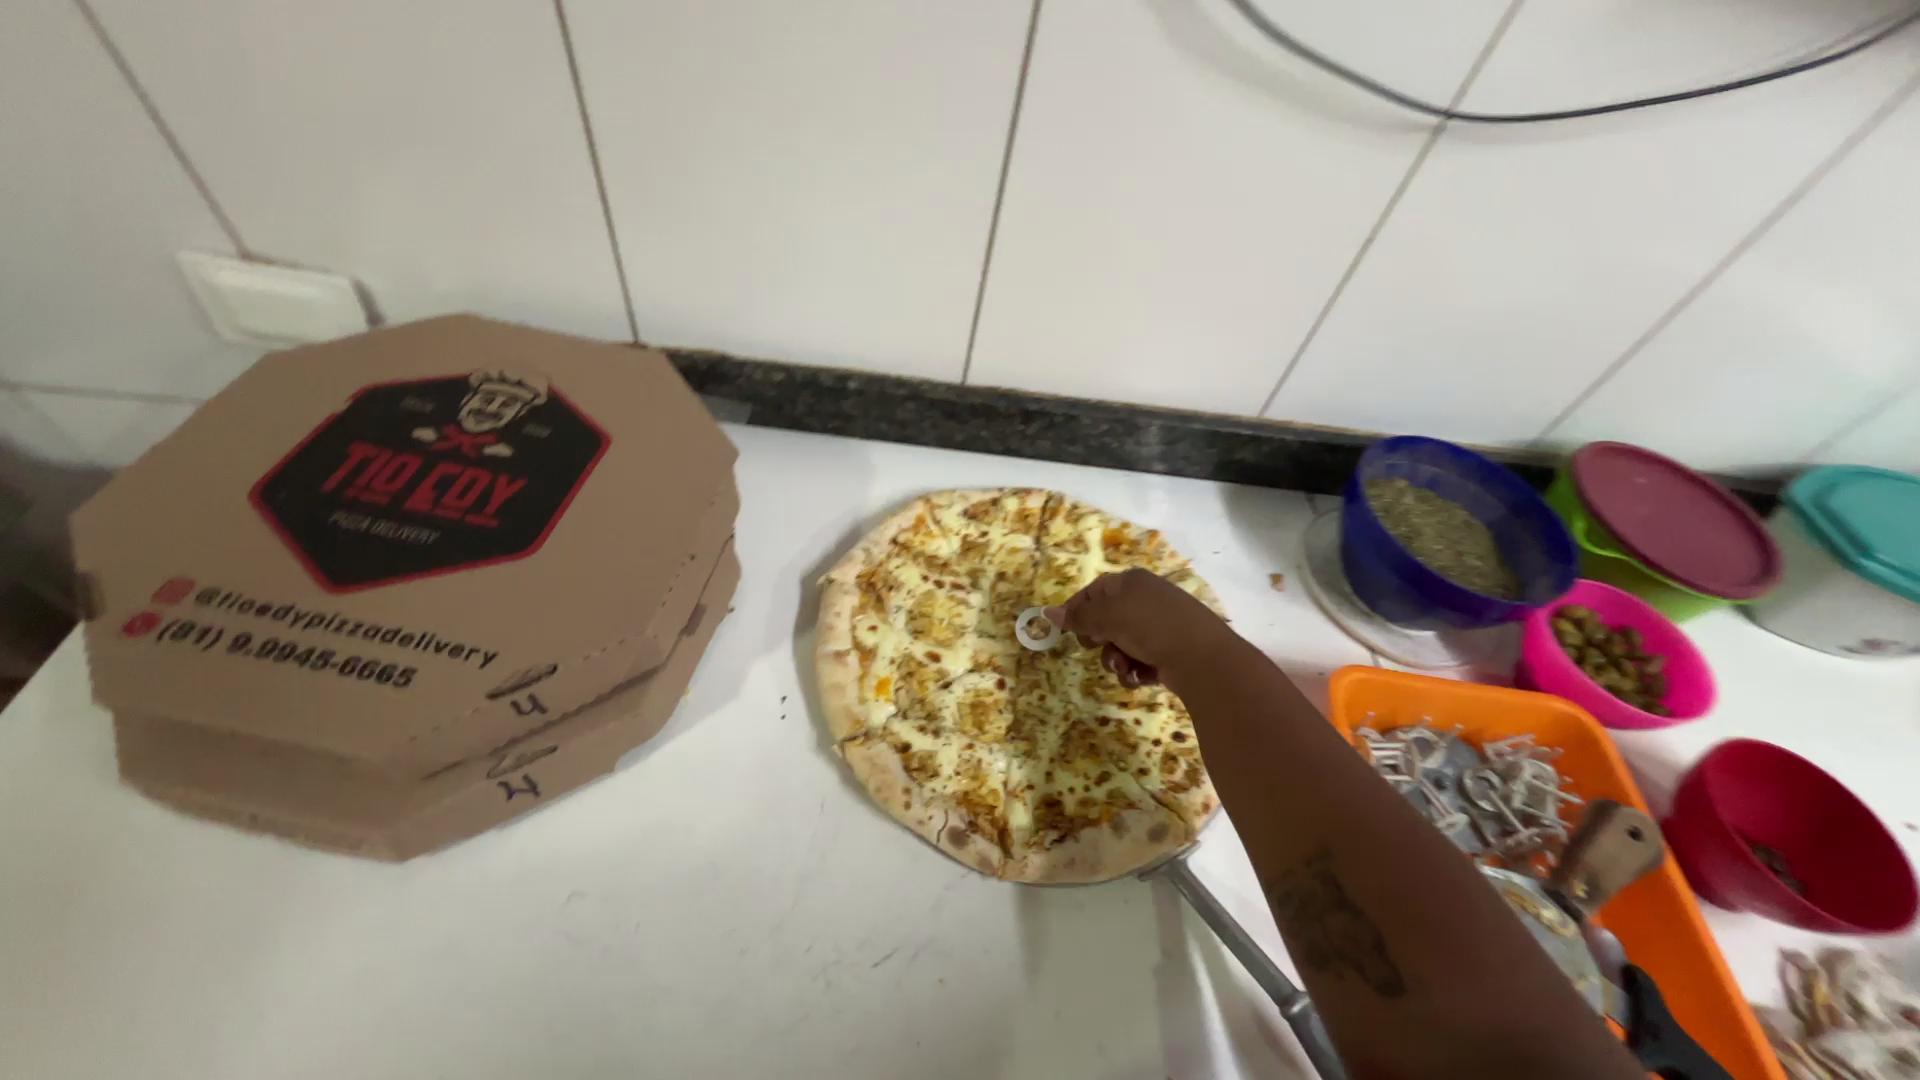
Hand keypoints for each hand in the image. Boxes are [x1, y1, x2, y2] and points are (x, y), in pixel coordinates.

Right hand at [1044, 569, 1228, 688]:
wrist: (1203, 658)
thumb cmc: (1150, 627)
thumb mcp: (1108, 617)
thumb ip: (1078, 617)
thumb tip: (1046, 612)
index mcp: (1132, 582)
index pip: (1095, 591)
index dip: (1077, 609)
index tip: (1064, 630)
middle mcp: (1147, 600)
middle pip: (1107, 619)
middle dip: (1098, 639)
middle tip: (1096, 646)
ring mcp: (1161, 627)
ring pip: (1121, 644)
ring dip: (1116, 659)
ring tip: (1125, 667)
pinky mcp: (1170, 652)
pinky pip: (1140, 660)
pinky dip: (1136, 670)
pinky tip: (1142, 676)